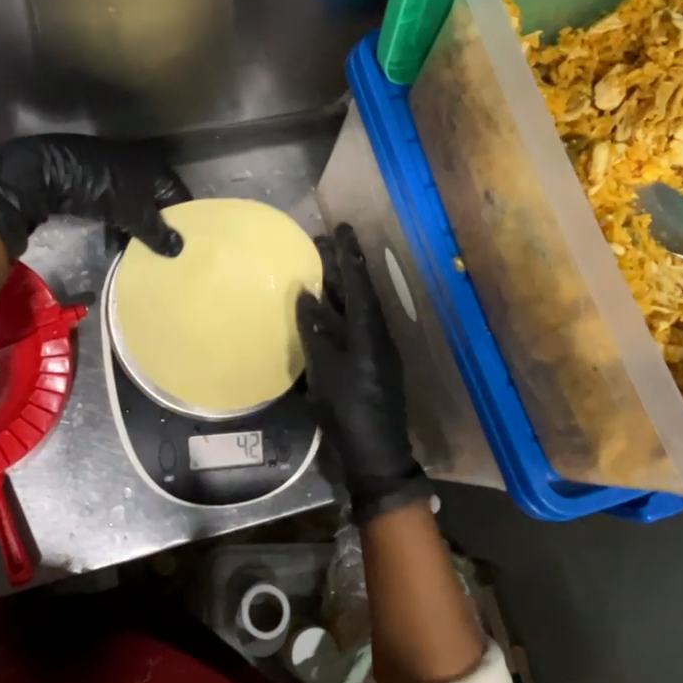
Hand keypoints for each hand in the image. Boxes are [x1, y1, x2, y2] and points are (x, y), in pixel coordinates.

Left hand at [0, 134, 191, 258]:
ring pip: (135, 208)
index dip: (185, 220)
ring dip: (138, 230)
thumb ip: (157, 232)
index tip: (189, 245)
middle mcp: (138, 168)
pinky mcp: (94, 187)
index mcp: (154, 168)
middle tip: (168, 254)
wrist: (50, 172)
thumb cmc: (102, 187)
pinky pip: (116, 211)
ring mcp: (115, 177)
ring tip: (145, 255)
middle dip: (161, 227)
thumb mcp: (134, 213)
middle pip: (158, 202)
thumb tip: (178, 249)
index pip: (179, 196)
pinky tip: (118, 245)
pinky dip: (119, 227)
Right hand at [295, 224, 429, 522]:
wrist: (374, 453)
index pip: (358, 283)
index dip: (349, 255)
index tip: (340, 229)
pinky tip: (318, 311)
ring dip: (336, 289)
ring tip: (316, 269)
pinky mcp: (367, 365)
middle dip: (340, 268)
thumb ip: (314, 330)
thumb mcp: (324, 368)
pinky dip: (334, 314)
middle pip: (357, 293)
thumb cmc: (347, 409)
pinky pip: (350, 328)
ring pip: (353, 310)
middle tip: (320, 243)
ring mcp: (373, 350)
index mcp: (369, 331)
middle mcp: (376, 334)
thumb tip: (305, 296)